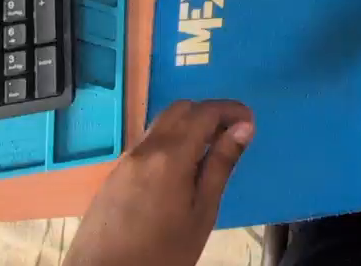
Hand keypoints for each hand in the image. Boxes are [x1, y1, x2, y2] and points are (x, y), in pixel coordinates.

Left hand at [66, 100, 255, 265]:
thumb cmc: (161, 254)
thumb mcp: (201, 214)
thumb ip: (221, 165)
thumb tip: (244, 127)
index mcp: (171, 155)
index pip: (207, 112)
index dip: (232, 110)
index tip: (249, 124)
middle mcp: (145, 149)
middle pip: (181, 109)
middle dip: (208, 113)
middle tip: (227, 136)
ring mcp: (124, 162)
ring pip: (161, 125)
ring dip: (186, 127)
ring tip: (204, 155)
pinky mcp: (111, 178)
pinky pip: (145, 145)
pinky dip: (167, 143)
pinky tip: (175, 174)